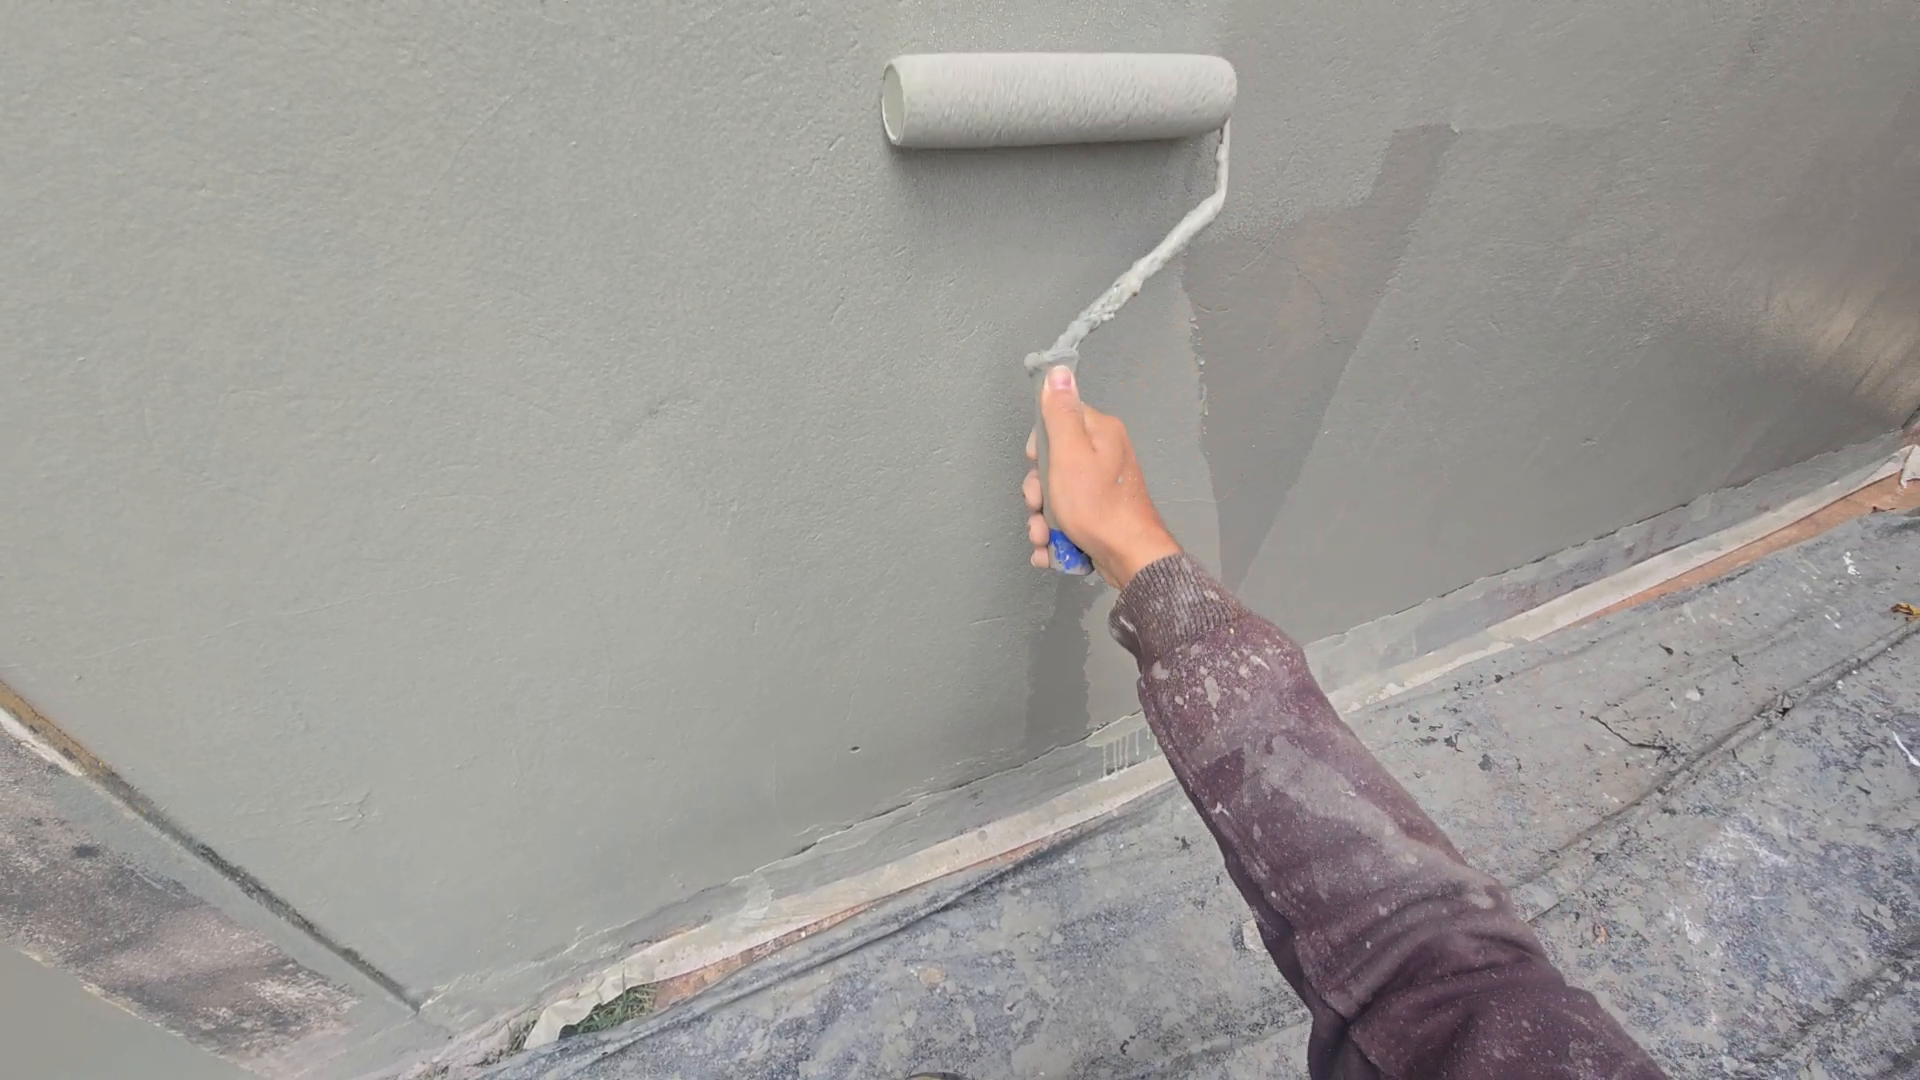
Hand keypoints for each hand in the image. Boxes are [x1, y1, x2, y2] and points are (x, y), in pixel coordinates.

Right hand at [1023, 365, 1181, 587]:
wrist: (1129, 558)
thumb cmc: (1099, 507)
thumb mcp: (1069, 454)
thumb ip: (1060, 413)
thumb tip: (1057, 372)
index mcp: (1100, 433)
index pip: (1057, 421)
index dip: (1039, 448)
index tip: (1037, 466)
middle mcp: (1103, 456)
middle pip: (1051, 464)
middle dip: (1037, 493)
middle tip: (1040, 507)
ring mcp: (1100, 488)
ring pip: (1055, 496)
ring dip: (1041, 520)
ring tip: (1045, 537)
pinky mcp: (1097, 515)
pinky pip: (1065, 519)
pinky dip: (1054, 537)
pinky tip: (1051, 550)